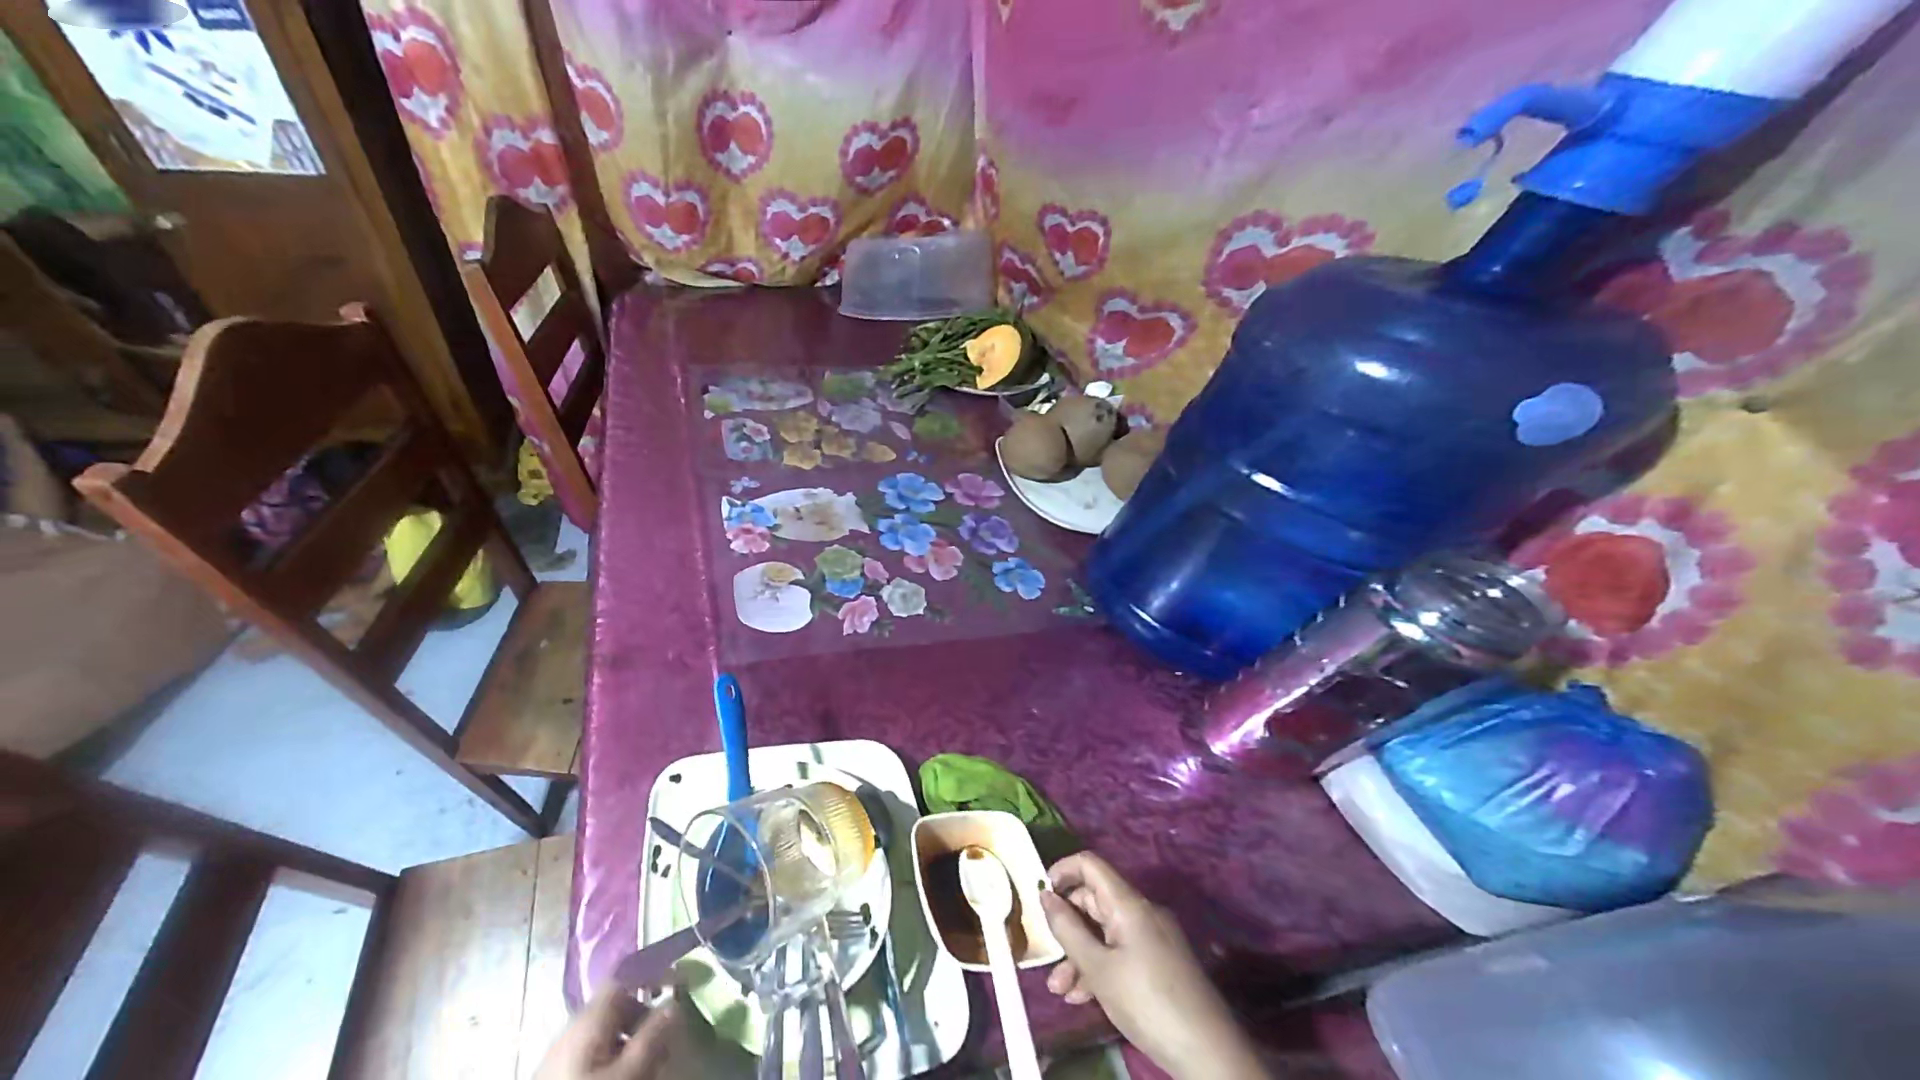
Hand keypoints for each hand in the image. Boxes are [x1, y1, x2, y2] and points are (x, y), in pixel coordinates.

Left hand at [534, 988, 678, 1079]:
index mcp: (587, 1022)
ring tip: (646, 1065)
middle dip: (641, 1020)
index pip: (619, 982)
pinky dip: (610, 1059)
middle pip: (613, 1008)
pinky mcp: (555, 1076)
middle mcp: (570, 1030)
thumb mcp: (629, 1073)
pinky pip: (589, 1054)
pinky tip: (621, 1075)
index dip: (647, 980)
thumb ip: (653, 1036)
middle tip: (662, 1042)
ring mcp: (558, 1055)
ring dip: (628, 1042)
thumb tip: (672, 1004)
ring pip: (602, 1033)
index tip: (671, 992)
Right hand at [1040, 853, 1266, 1079]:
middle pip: (1095, 901)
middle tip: (1048, 962)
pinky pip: (1122, 951)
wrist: (1209, 1052)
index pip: (1090, 864)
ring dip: (1080, 956)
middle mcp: (1143, 911)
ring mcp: (1154, 937)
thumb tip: (1046, 895)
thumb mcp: (1098, 968)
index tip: (1040, 897)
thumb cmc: (1147, 1003)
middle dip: (1067, 928)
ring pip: (1106, 932)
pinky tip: (1084, 997)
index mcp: (1129, 903)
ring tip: (1060, 991)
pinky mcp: (1161, 962)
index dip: (1062, 872)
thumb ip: (1068, 929)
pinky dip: (1101, 967)